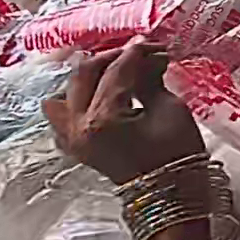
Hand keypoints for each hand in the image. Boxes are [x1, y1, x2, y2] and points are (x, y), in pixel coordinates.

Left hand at [43, 38, 203, 183]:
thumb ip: (150, 79)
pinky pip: (62, 115)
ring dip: (89, 77)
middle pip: (84, 75)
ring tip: (114, 72)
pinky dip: (76, 100)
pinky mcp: (74, 146)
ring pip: (65, 93)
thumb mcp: (169, 109)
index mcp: (102, 119)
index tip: (152, 44)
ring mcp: (71, 138)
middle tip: (138, 53)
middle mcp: (77, 127)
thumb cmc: (176, 154)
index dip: (136, 54)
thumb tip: (148, 58)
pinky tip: (98, 96)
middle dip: (112, 58)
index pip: (116, 72)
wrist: (171, 196)